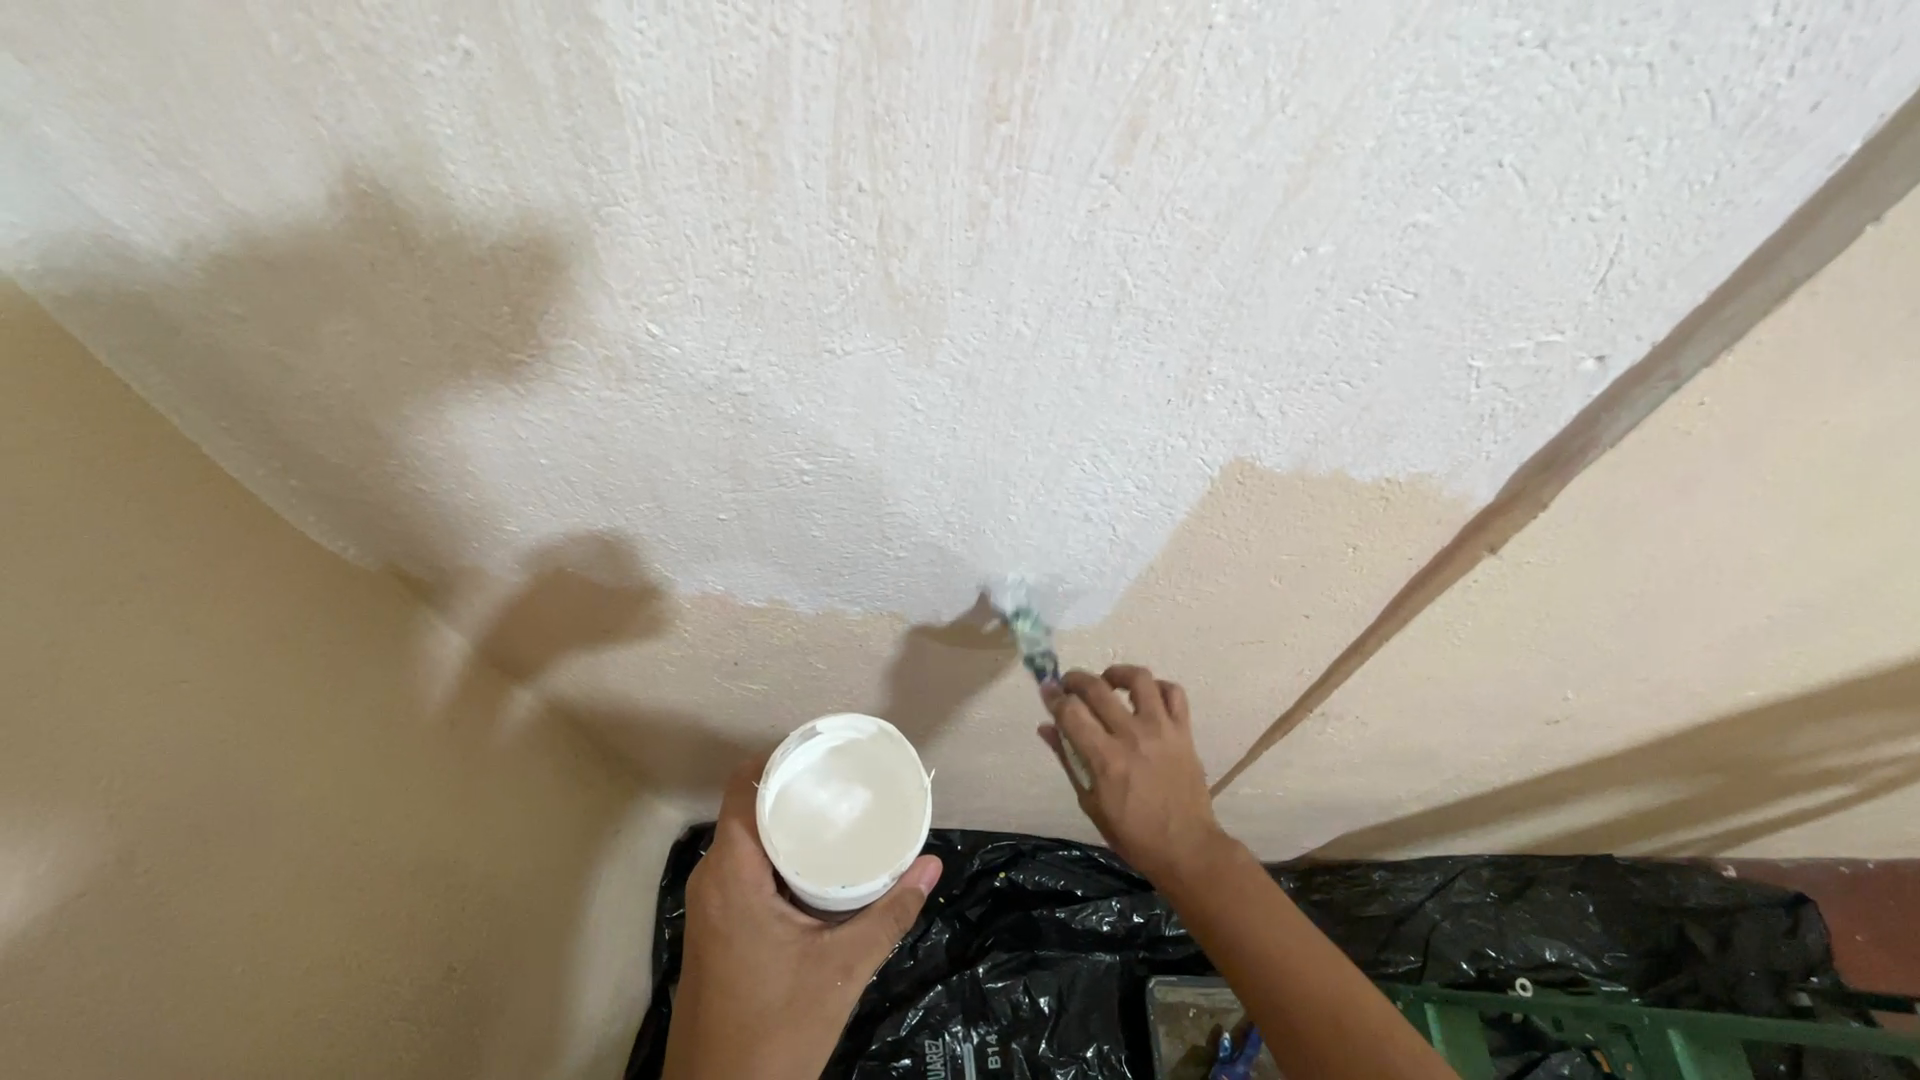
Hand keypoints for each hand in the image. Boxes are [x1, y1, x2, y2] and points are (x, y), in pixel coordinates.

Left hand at [660, 757, 943, 1079]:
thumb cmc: (777, 1030)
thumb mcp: (843, 970)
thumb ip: (890, 913)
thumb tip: (931, 865)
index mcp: (732, 876)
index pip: (744, 787)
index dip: (779, 758)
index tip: (823, 748)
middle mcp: (711, 880)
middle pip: (747, 808)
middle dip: (793, 787)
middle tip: (844, 777)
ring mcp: (709, 906)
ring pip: (745, 840)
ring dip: (786, 822)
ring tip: (837, 810)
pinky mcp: (716, 928)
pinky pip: (743, 868)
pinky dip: (776, 853)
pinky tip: (815, 861)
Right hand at [1040, 665, 1235, 887]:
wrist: (1187, 848)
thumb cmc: (1133, 835)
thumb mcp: (1090, 803)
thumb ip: (1069, 760)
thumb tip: (1047, 728)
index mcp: (1105, 759)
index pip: (1070, 711)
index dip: (1053, 697)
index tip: (1047, 691)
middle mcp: (1132, 736)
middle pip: (1097, 688)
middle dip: (1075, 679)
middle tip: (1068, 684)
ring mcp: (1162, 730)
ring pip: (1139, 679)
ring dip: (1116, 673)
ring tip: (1108, 681)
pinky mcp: (1184, 732)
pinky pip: (1174, 693)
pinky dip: (1157, 687)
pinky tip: (1145, 697)